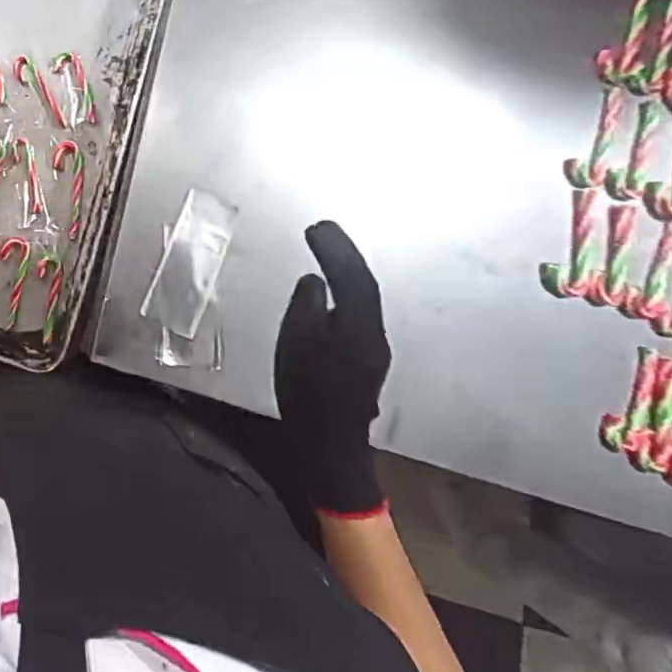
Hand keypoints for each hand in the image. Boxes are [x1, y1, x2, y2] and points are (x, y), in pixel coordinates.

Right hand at [274, 220, 391, 515]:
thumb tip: (315, 280)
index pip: (353, 278)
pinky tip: (329, 292)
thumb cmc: (308, 394)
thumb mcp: (297, 346)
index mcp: (360, 327)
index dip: (336, 249)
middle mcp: (374, 334)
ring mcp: (371, 350)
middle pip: (363, 285)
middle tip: (322, 229)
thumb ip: (307, 308)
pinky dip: (344, 292)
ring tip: (325, 251)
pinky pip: (356, 313)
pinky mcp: (363, 361)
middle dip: (343, 255)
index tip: (316, 226)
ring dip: (345, 272)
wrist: (329, 445)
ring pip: (361, 299)